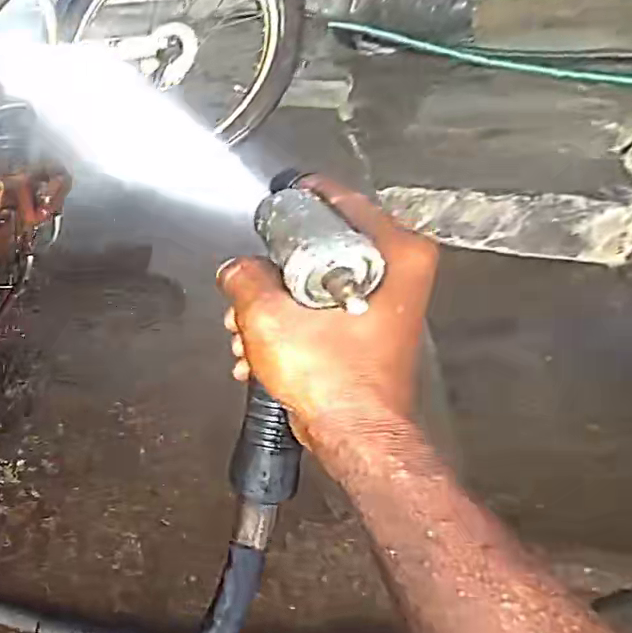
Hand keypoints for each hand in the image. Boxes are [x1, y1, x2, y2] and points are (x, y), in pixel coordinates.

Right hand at [219, 177, 436, 444]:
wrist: (352, 433)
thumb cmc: (331, 376)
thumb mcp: (270, 316)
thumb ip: (244, 279)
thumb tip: (235, 269)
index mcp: (394, 255)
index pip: (344, 203)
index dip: (302, 201)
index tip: (278, 199)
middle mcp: (396, 275)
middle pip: (319, 251)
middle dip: (269, 280)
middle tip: (244, 299)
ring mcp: (380, 307)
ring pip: (310, 288)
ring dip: (268, 312)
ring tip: (243, 339)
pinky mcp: (362, 335)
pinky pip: (315, 316)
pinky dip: (284, 332)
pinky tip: (256, 358)